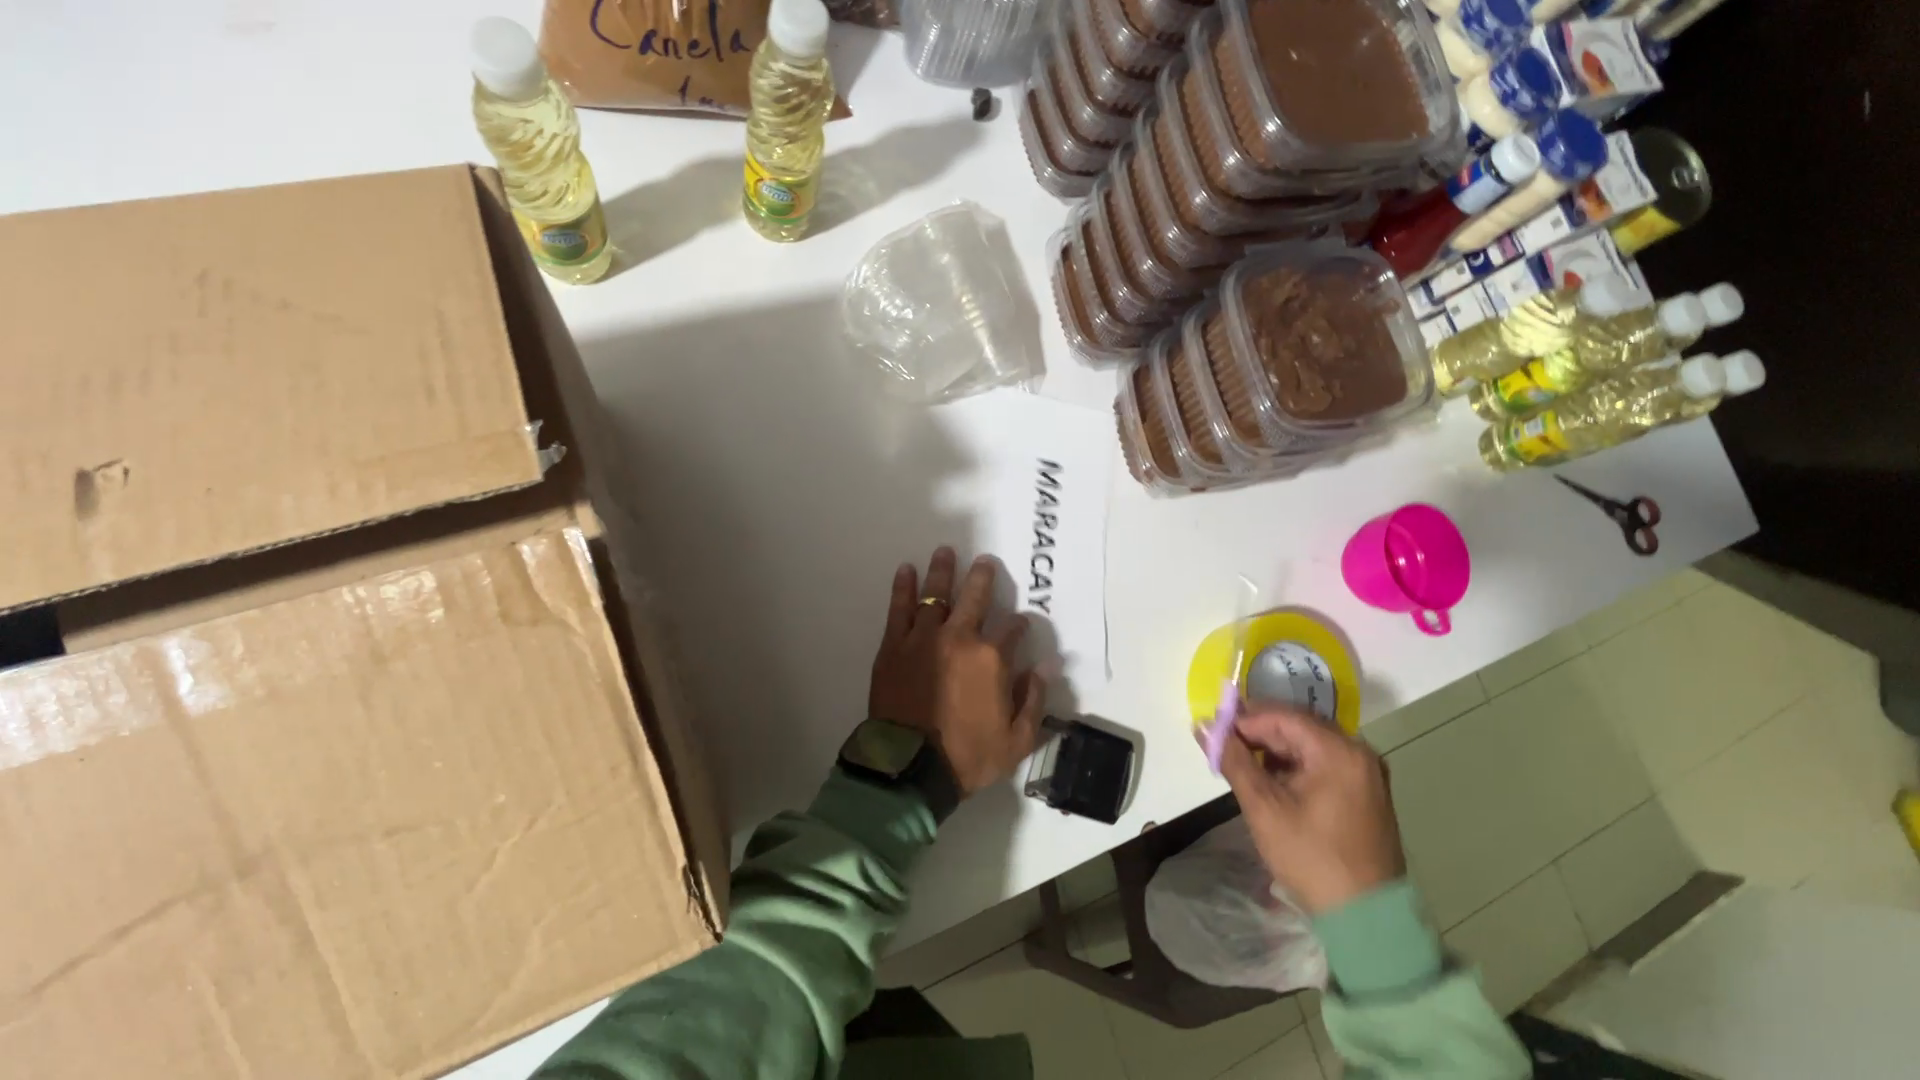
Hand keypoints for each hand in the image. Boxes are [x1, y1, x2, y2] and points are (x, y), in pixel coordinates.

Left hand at [869, 547, 1046, 796]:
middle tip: (986, 561)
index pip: (1012, 630)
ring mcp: (923, 639)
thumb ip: (1033, 699)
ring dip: (942, 571)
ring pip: (934, 595)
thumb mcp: (1017, 739)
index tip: (1020, 623)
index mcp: (992, 659)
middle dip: (983, 577)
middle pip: (974, 598)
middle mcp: (959, 638)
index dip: (1020, 624)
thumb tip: (1045, 668)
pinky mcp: (894, 646)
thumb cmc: (968, 756)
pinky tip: (906, 571)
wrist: (910, 767)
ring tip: (945, 551)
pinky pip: (899, 608)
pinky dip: (903, 587)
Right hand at [1215, 709, 1405, 914]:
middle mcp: (1359, 753)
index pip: (1283, 717)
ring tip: (1242, 764)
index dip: (1244, 719)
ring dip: (1275, 750)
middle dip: (1258, 732)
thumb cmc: (1310, 857)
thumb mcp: (1264, 808)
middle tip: (1223, 746)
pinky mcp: (1366, 793)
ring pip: (1311, 745)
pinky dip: (1296, 765)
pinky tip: (1272, 780)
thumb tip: (1205, 727)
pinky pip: (1325, 763)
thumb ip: (1234, 761)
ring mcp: (1366, 773)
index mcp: (1339, 751)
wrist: (1365, 916)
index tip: (1213, 732)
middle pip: (1299, 726)